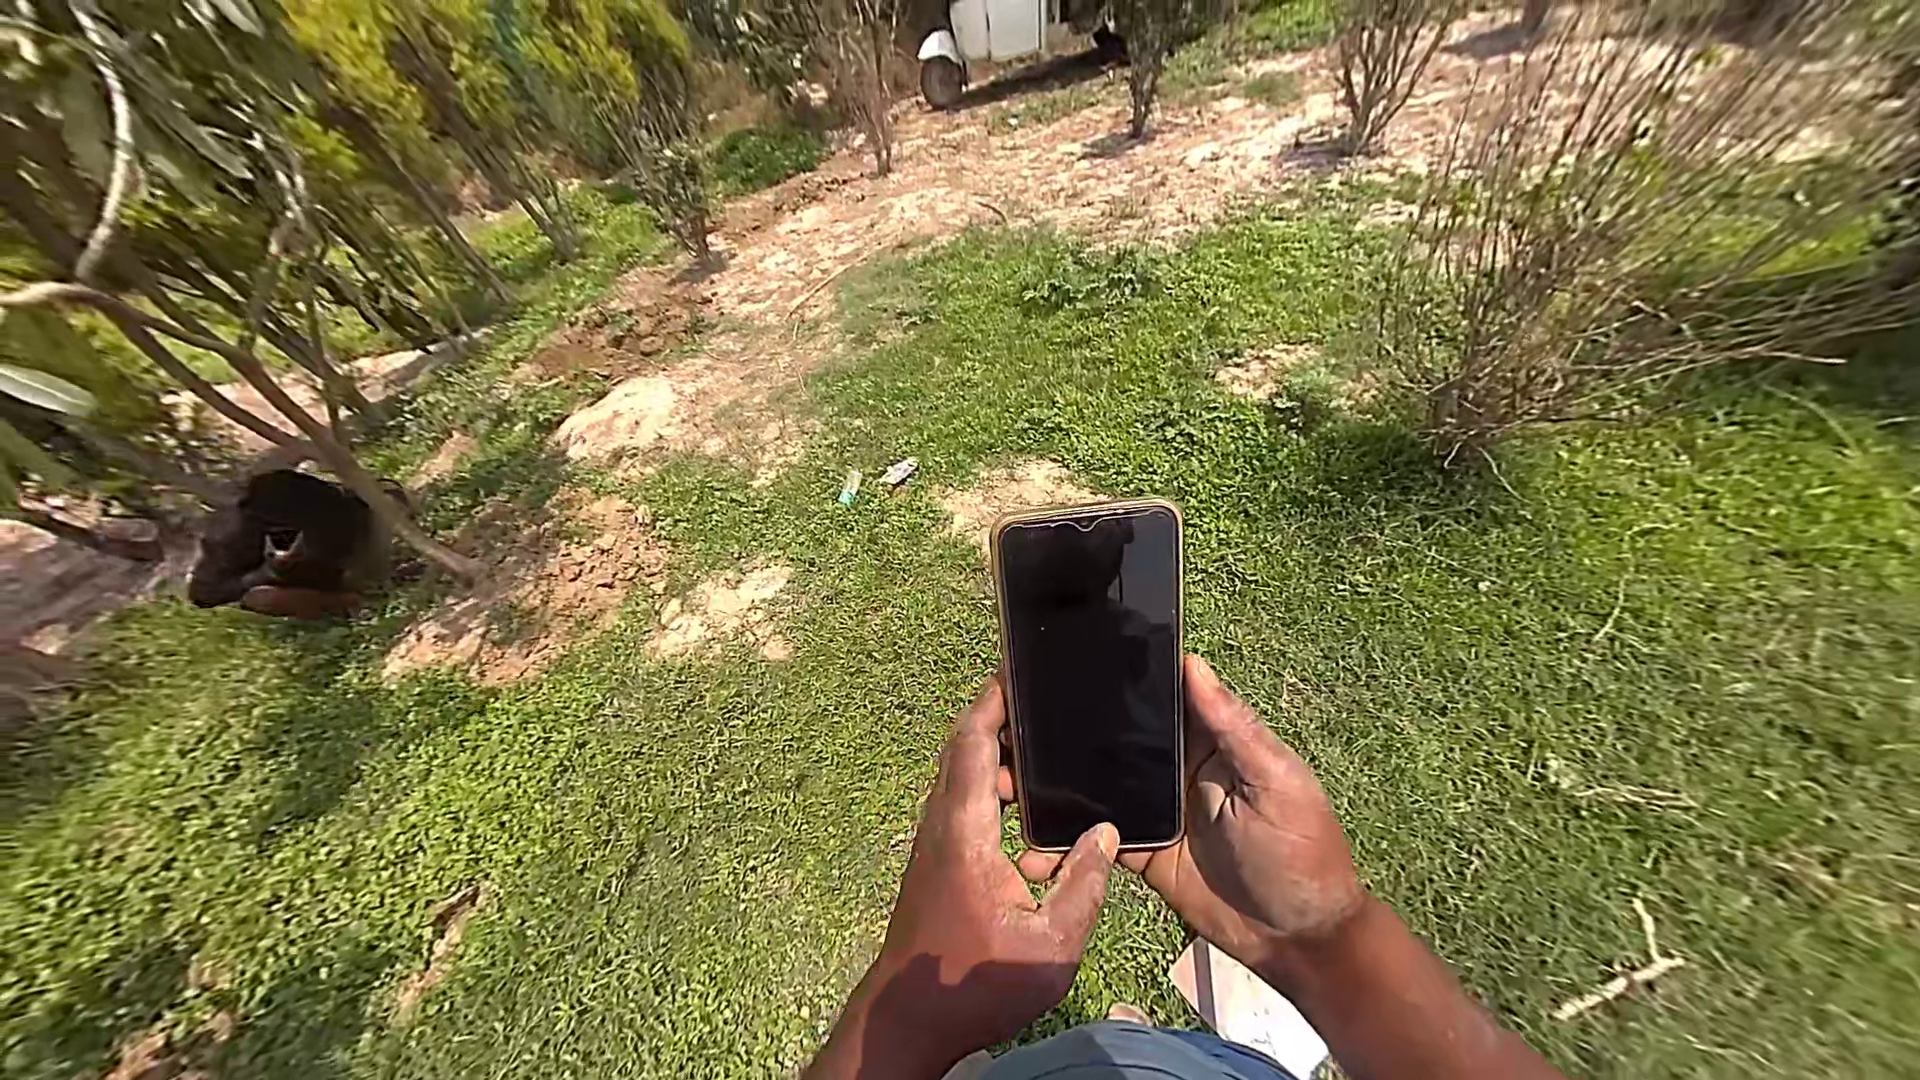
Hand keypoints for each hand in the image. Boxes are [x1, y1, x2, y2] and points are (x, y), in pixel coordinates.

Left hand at [807, 679, 1119, 1078]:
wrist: (910, 1013)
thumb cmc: (976, 981)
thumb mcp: (1050, 946)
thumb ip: (1084, 886)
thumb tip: (1105, 833)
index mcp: (966, 827)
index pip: (972, 744)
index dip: (990, 703)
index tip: (1012, 672)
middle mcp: (943, 818)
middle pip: (963, 745)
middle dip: (995, 714)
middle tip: (1038, 702)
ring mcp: (936, 832)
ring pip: (960, 767)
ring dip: (992, 746)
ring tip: (1038, 741)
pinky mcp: (938, 847)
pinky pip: (962, 791)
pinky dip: (988, 774)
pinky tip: (1023, 794)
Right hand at [1017, 655, 1363, 975]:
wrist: (1297, 940)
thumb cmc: (1302, 851)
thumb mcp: (1276, 783)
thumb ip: (1234, 727)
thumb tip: (1193, 662)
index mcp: (1198, 735)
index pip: (1147, 693)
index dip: (1108, 676)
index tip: (1055, 659)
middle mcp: (1164, 761)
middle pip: (1105, 734)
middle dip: (1059, 726)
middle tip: (1006, 718)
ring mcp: (1145, 803)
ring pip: (1087, 780)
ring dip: (1049, 780)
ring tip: (1002, 777)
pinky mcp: (1133, 845)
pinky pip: (1090, 832)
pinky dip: (1060, 839)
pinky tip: (1030, 845)